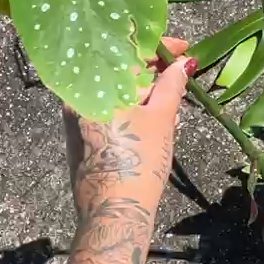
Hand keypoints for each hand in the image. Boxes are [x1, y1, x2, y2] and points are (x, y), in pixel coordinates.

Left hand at [64, 37, 193, 212]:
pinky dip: (135, 113)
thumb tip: (183, 64)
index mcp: (92, 87)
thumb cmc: (138, 161)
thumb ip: (172, 86)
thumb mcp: (162, 119)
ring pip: (119, 96)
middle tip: (183, 78)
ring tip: (175, 108)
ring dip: (148, 96)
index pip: (128, 54)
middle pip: (122, 75)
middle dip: (156, 76)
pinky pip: (111, 114)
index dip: (160, 49)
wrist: (115, 213)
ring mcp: (78, 120)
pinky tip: (158, 124)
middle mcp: (78, 99)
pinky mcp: (83, 139)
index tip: (185, 49)